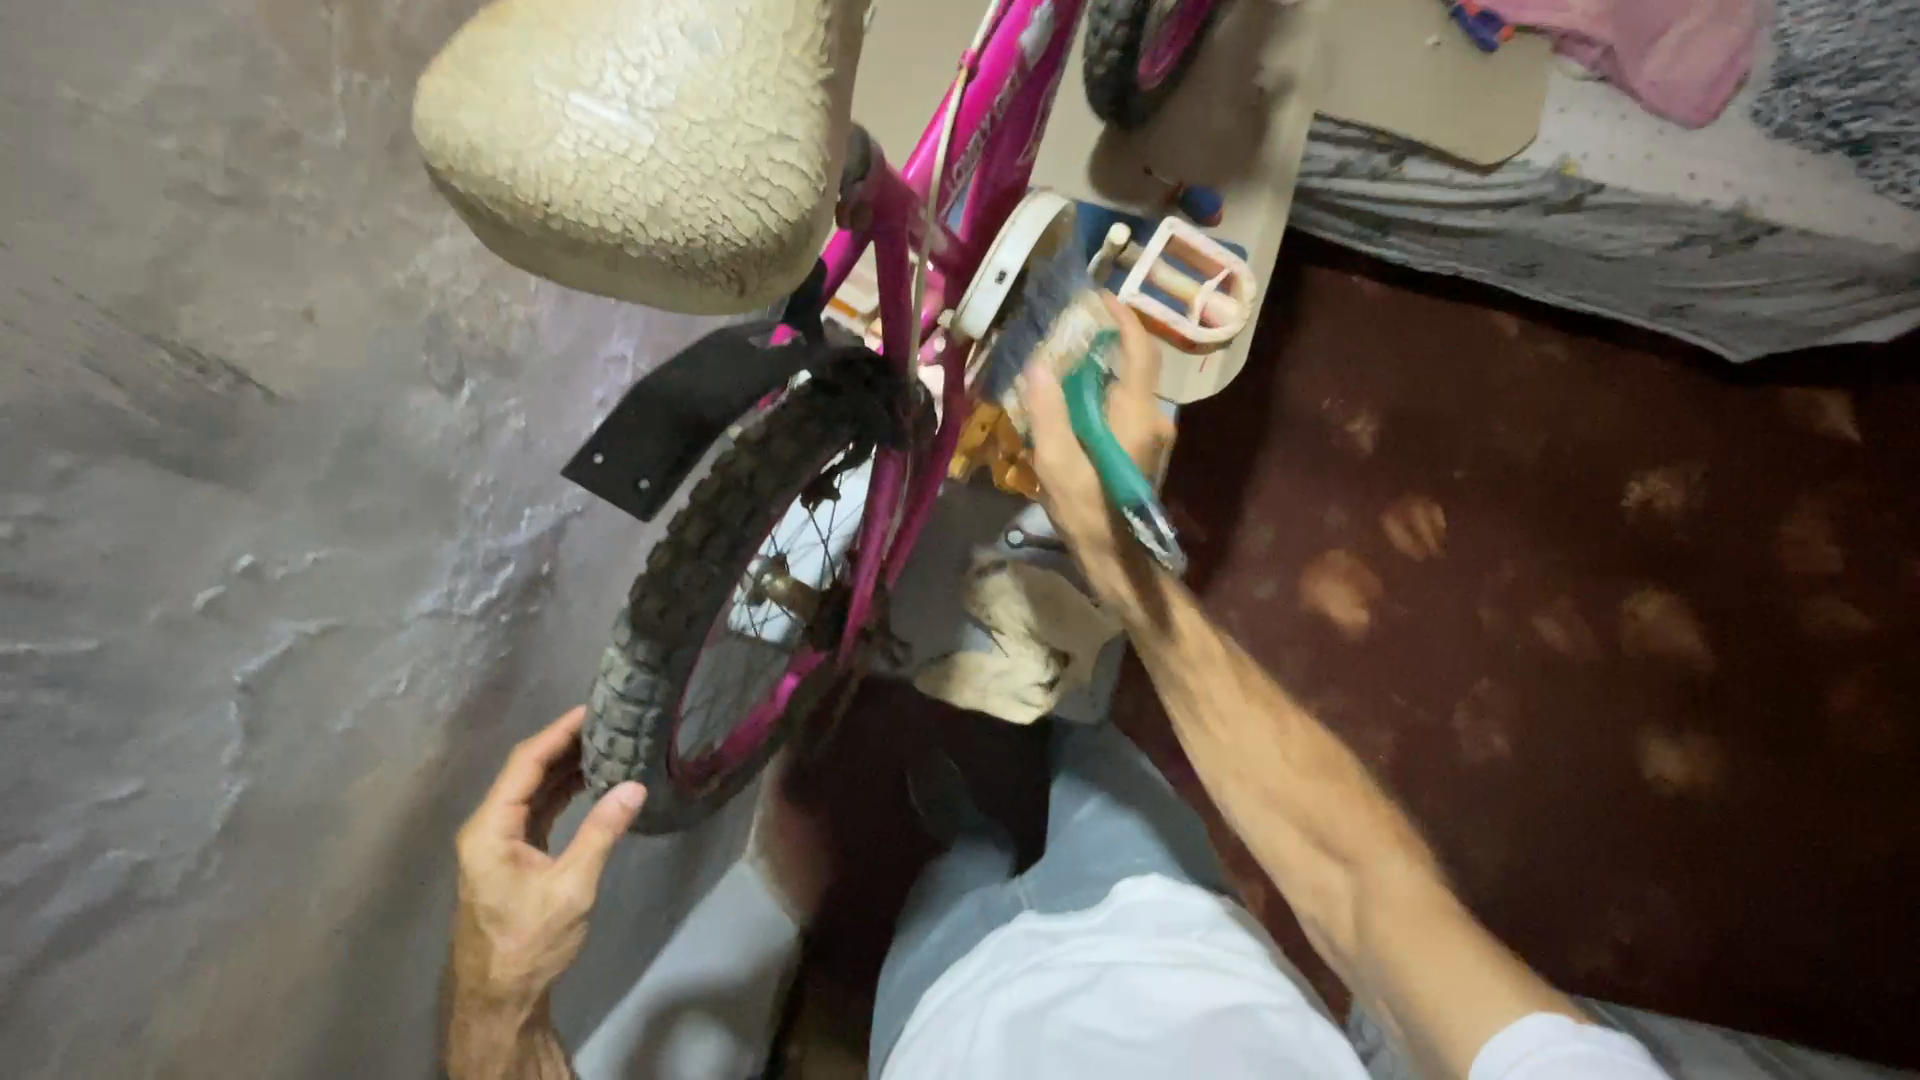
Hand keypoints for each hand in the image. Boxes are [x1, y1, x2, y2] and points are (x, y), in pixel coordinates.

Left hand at [446, 707, 644, 1078]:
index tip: (592, 709)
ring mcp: (499, 841)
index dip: (558, 733)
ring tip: (607, 740)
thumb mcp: (571, 887)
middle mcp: (489, 827)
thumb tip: (635, 786)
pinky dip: (564, 789)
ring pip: (533, 788)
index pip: (525, 764)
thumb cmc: (529, 942)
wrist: (500, 997)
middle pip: (527, 770)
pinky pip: (538, 808)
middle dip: (565, 743)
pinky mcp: (513, 854)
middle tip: (609, 720)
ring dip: (566, 765)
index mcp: (491, 829)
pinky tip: (592, 778)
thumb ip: (601, 833)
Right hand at [1021, 294, 1173, 604]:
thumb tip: (1037, 365)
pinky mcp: (1142, 450)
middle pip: (1132, 366)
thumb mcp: (1057, 464)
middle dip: (1102, 342)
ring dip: (1097, 372)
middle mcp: (1152, 418)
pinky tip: (1068, 403)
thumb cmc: (1089, 513)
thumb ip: (1048, 411)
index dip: (1122, 318)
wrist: (1120, 560)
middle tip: (1065, 328)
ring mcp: (1151, 435)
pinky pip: (1122, 409)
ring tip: (1059, 363)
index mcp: (1136, 415)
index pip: (1139, 350)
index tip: (1099, 297)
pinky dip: (1099, 396)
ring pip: (1126, 389)